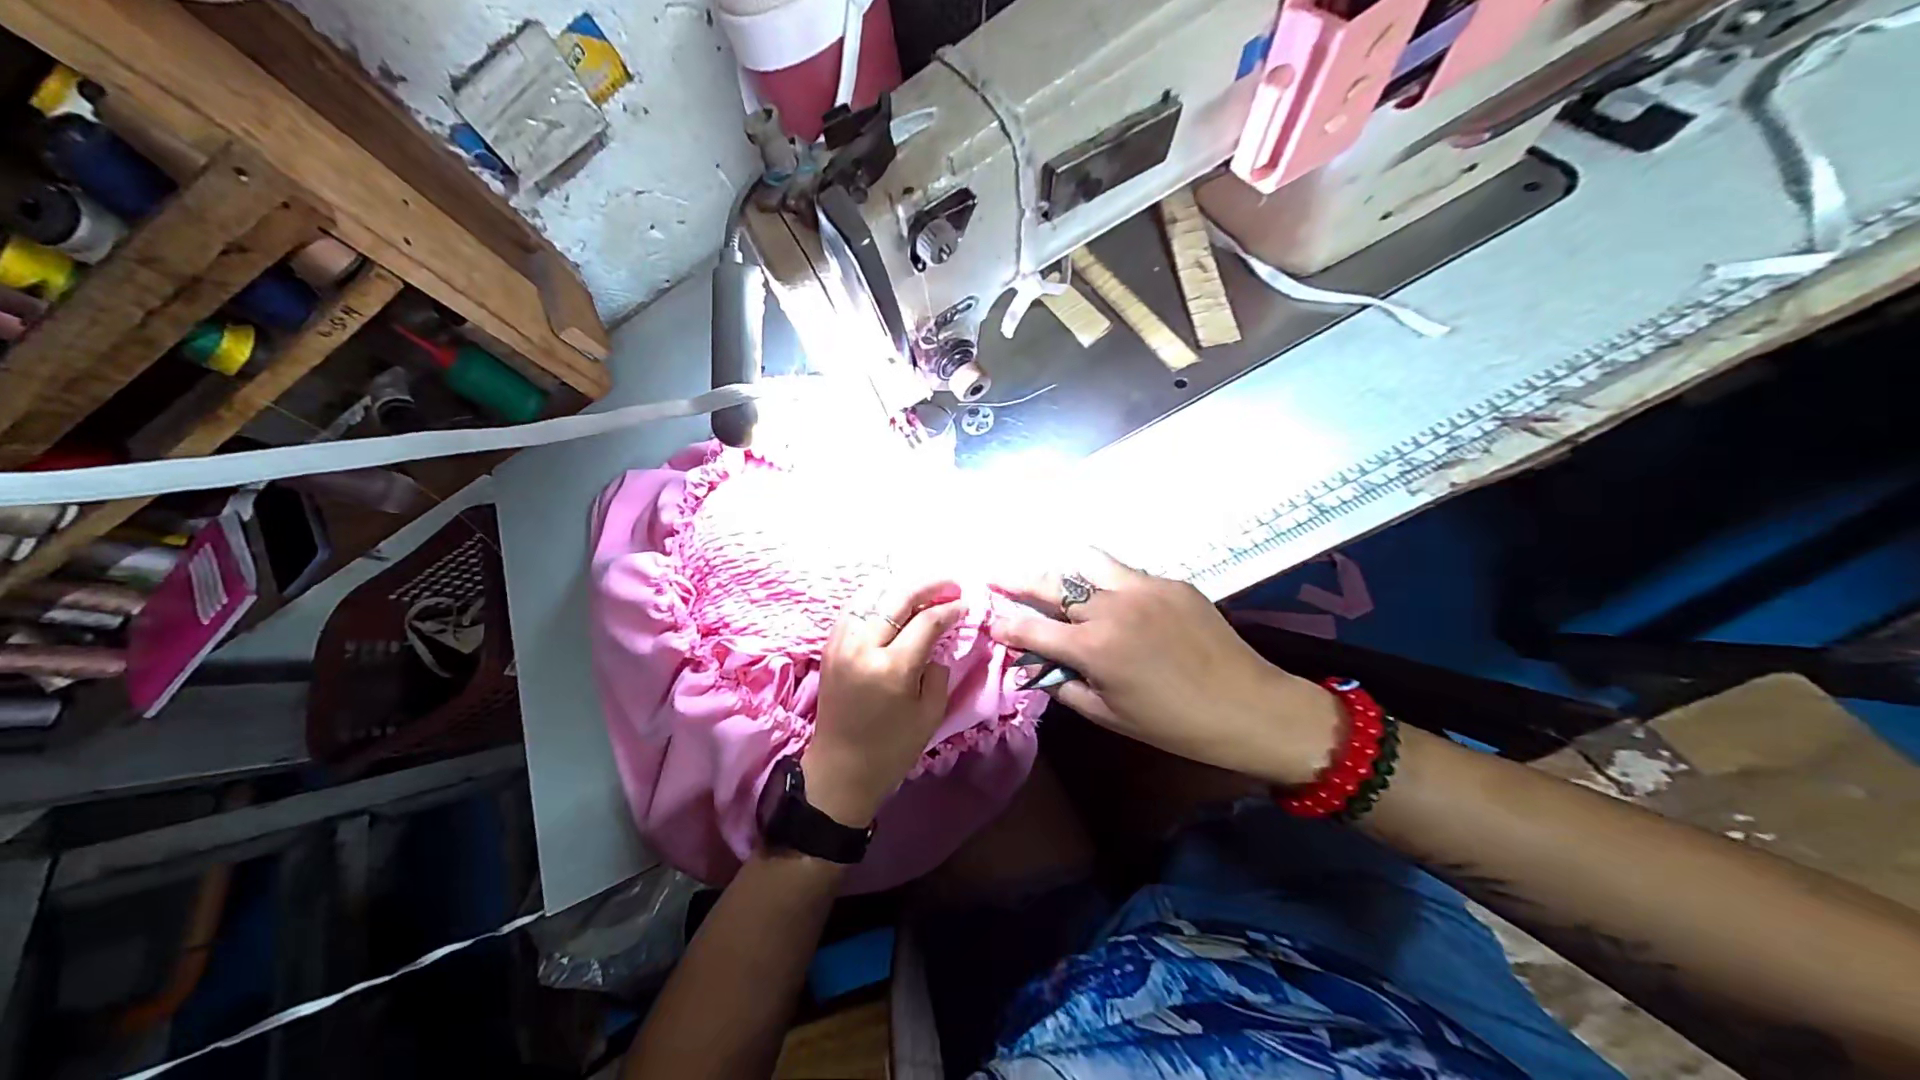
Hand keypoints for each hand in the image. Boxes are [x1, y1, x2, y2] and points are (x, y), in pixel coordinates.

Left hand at [801, 576, 965, 826]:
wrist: (841, 769)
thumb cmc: (892, 748)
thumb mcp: (930, 713)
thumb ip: (938, 669)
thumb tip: (939, 639)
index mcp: (892, 668)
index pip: (927, 621)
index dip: (950, 609)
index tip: (965, 605)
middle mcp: (864, 647)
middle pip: (898, 597)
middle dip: (929, 585)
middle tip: (951, 584)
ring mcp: (841, 643)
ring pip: (871, 594)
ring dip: (901, 587)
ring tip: (924, 588)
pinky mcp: (829, 646)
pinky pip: (854, 608)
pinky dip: (875, 598)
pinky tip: (892, 600)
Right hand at [988, 551, 1344, 786]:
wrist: (1247, 706)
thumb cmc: (1172, 723)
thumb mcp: (1108, 714)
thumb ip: (1065, 685)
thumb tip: (1039, 666)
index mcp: (1092, 647)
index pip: (1031, 626)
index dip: (1005, 623)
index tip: (992, 620)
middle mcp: (1111, 607)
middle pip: (1050, 582)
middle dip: (1018, 580)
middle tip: (998, 576)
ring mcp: (1143, 587)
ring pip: (1087, 561)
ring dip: (1064, 570)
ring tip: (1058, 579)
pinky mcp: (1170, 582)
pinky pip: (1126, 573)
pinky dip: (1108, 582)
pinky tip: (1114, 600)